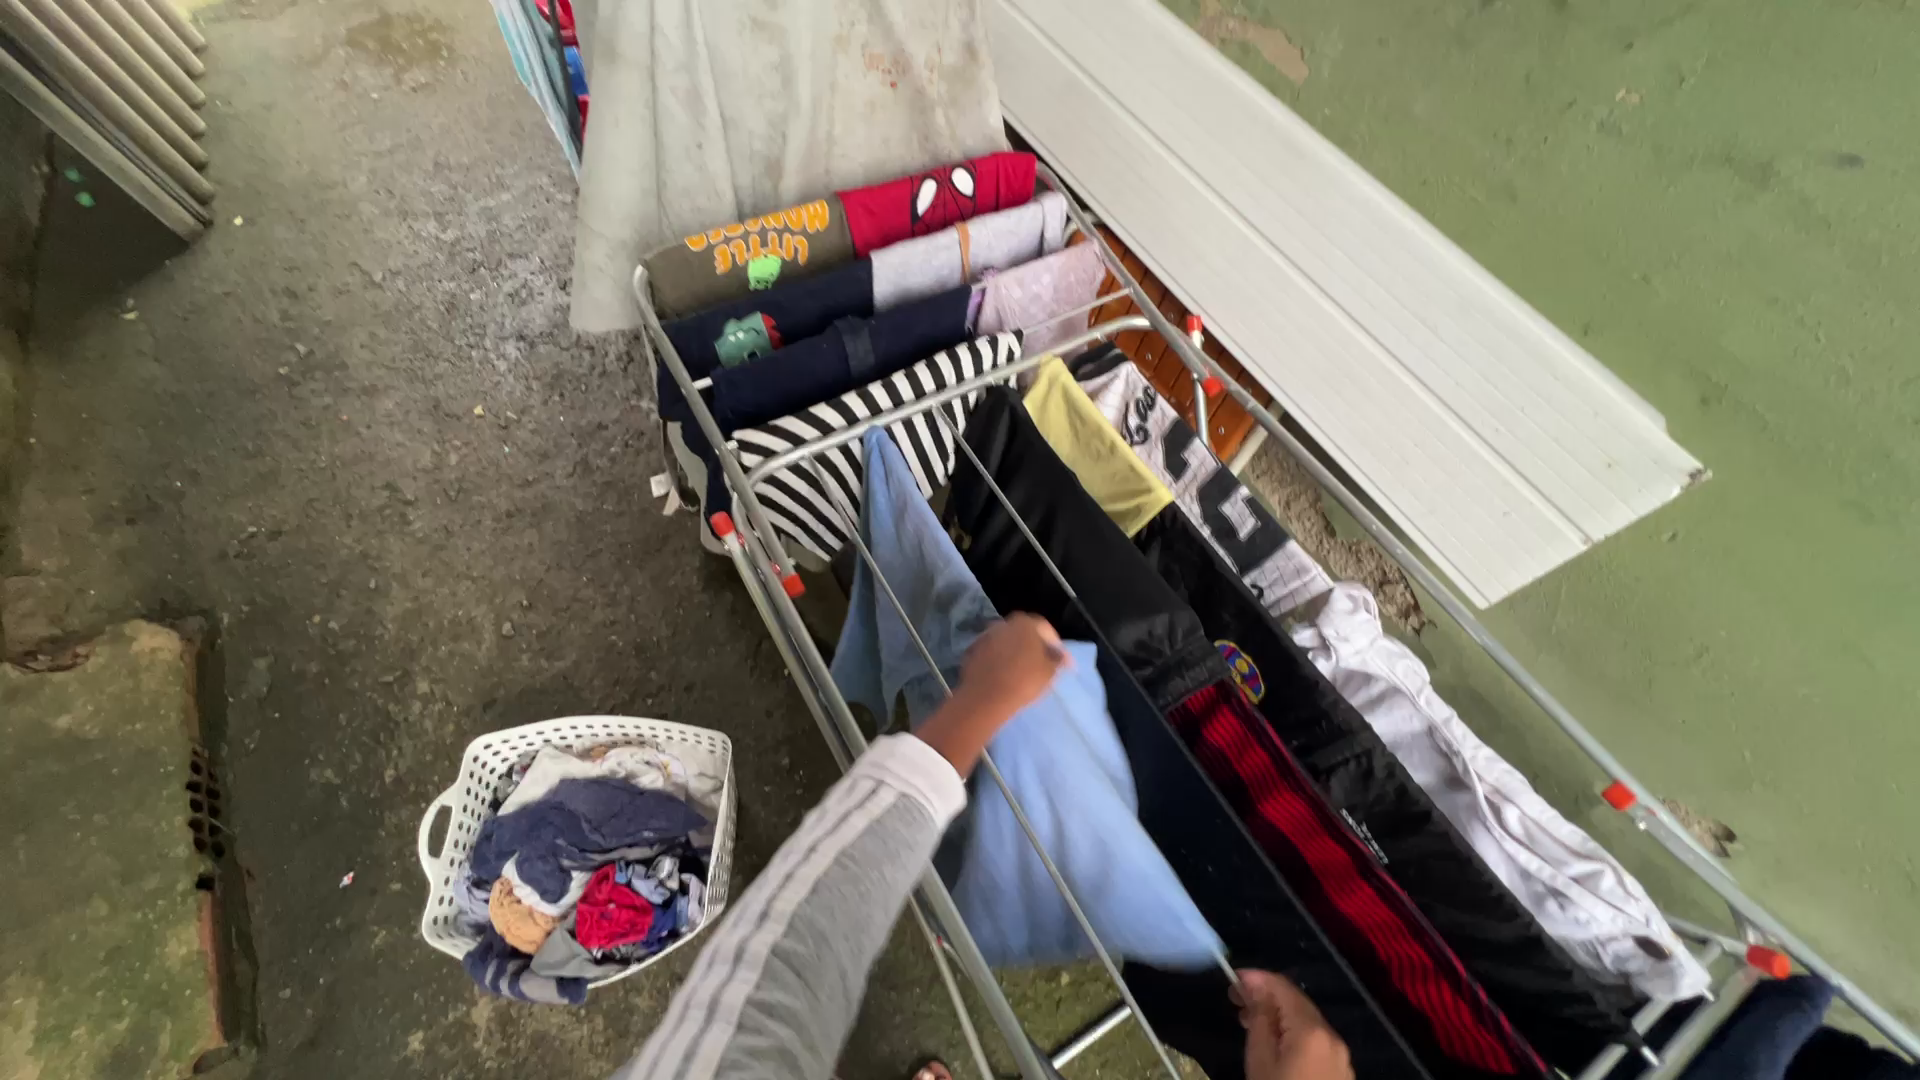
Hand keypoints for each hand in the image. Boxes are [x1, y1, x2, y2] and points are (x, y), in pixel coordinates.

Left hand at [916, 615, 1067, 776]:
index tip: (1061, 660)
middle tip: (1041, 664)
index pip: (1045, 628)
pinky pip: (991, 654)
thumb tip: (1060, 654)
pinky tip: (1003, 676)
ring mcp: (985, 636)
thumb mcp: (1050, 671)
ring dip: (1014, 653)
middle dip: (1033, 646)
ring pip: (1005, 643)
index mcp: (1025, 623)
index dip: (1055, 644)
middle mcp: (1003, 624)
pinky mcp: (971, 652)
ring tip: (1021, 671)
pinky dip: (998, 661)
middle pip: (1023, 633)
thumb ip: (1057, 659)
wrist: (985, 697)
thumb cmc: (1024, 681)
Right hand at [1234, 970, 1352, 1079]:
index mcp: (1312, 1030)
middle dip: (1266, 995)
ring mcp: (1341, 1057)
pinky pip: (1314, 1041)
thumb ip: (1260, 1017)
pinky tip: (1274, 1044)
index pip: (1281, 986)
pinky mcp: (1341, 1074)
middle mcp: (1332, 1036)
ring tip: (1250, 1022)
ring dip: (1278, 1014)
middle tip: (1236, 1002)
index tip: (1231, 980)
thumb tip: (1256, 989)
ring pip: (1306, 1021)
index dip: (1255, 978)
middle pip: (1296, 1001)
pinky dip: (1292, 1033)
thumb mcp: (1260, 1059)